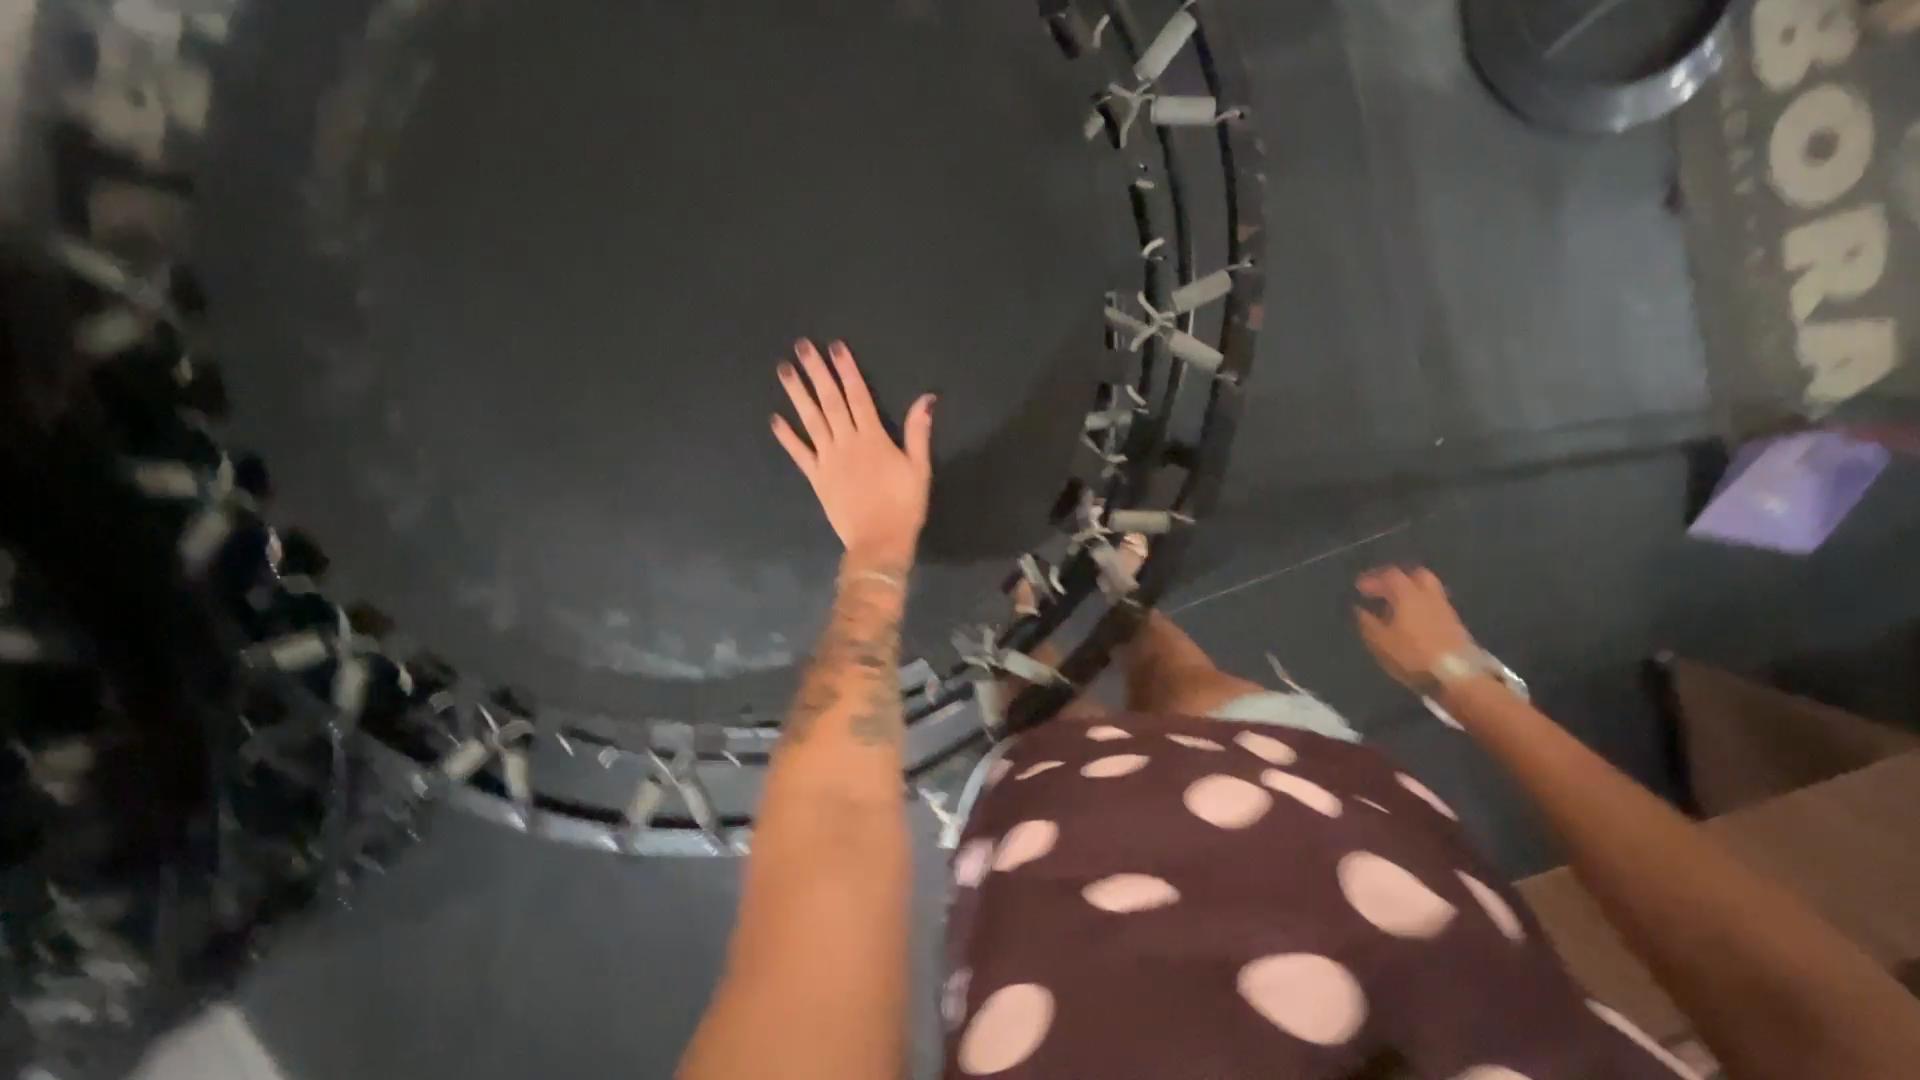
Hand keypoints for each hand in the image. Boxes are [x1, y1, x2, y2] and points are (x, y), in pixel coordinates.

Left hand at [772, 340, 934, 563]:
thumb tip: (926, 398)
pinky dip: (787, 436)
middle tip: (801, 346)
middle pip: (830, 401)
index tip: (835, 347)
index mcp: (873, 438)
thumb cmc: (904, 506)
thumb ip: (919, 432)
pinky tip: (775, 418)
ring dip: (797, 394)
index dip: (847, 370)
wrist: (878, 543)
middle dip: (816, 372)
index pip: (858, 396)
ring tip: (784, 370)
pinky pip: (799, 453)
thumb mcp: (919, 468)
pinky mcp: (816, 478)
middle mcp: (847, 443)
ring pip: (810, 420)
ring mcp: (828, 460)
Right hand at [1354, 567, 1473, 690]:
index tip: (1358, 588)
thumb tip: (1359, 610)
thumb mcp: (1381, 642)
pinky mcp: (1454, 623)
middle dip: (1397, 578)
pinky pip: (1434, 603)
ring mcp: (1445, 608)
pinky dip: (1420, 604)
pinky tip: (1411, 619)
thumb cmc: (1413, 655)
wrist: (1457, 676)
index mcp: (1408, 596)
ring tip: (1395, 605)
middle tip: (1382, 589)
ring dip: (1411, 591)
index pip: (1390, 575)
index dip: (1373, 579)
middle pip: (1416, 574)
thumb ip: (1367, 623)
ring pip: (1428, 589)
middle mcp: (1429, 596)